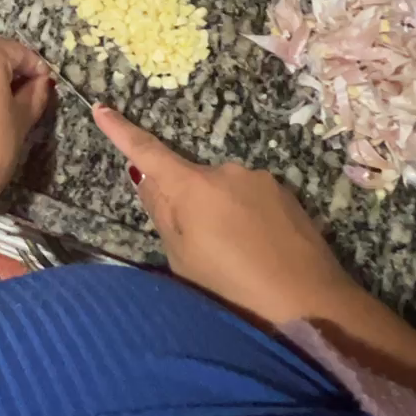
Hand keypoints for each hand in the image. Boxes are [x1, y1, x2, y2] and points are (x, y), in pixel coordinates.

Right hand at [92, 104, 360, 324]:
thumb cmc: (234, 291)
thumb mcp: (183, 260)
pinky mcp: (287, 194)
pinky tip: (263, 256)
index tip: (101, 108)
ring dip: (223, 216)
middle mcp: (225, 171)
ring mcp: (260, 180)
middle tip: (202, 253)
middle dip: (190, 207)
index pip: (147, 152)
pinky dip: (248, 222)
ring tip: (240, 263)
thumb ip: (162, 213)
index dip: (121, 131)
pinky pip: (252, 201)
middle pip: (191, 182)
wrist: (315, 307)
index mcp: (193, 187)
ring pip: (225, 193)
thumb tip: (146, 177)